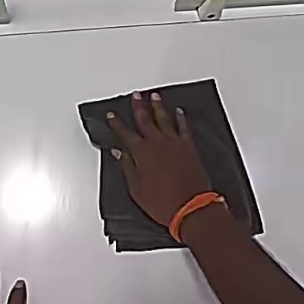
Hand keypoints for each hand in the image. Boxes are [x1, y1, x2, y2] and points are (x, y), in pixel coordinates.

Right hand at [107, 91, 223, 231]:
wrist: (191, 208)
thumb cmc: (163, 202)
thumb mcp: (136, 189)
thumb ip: (127, 167)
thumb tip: (119, 153)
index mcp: (141, 153)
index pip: (125, 133)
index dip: (117, 123)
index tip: (112, 115)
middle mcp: (157, 143)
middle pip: (145, 120)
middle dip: (138, 106)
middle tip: (135, 96)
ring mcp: (174, 143)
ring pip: (164, 118)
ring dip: (158, 106)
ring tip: (154, 95)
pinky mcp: (189, 147)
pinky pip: (184, 127)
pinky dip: (181, 118)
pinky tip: (179, 111)